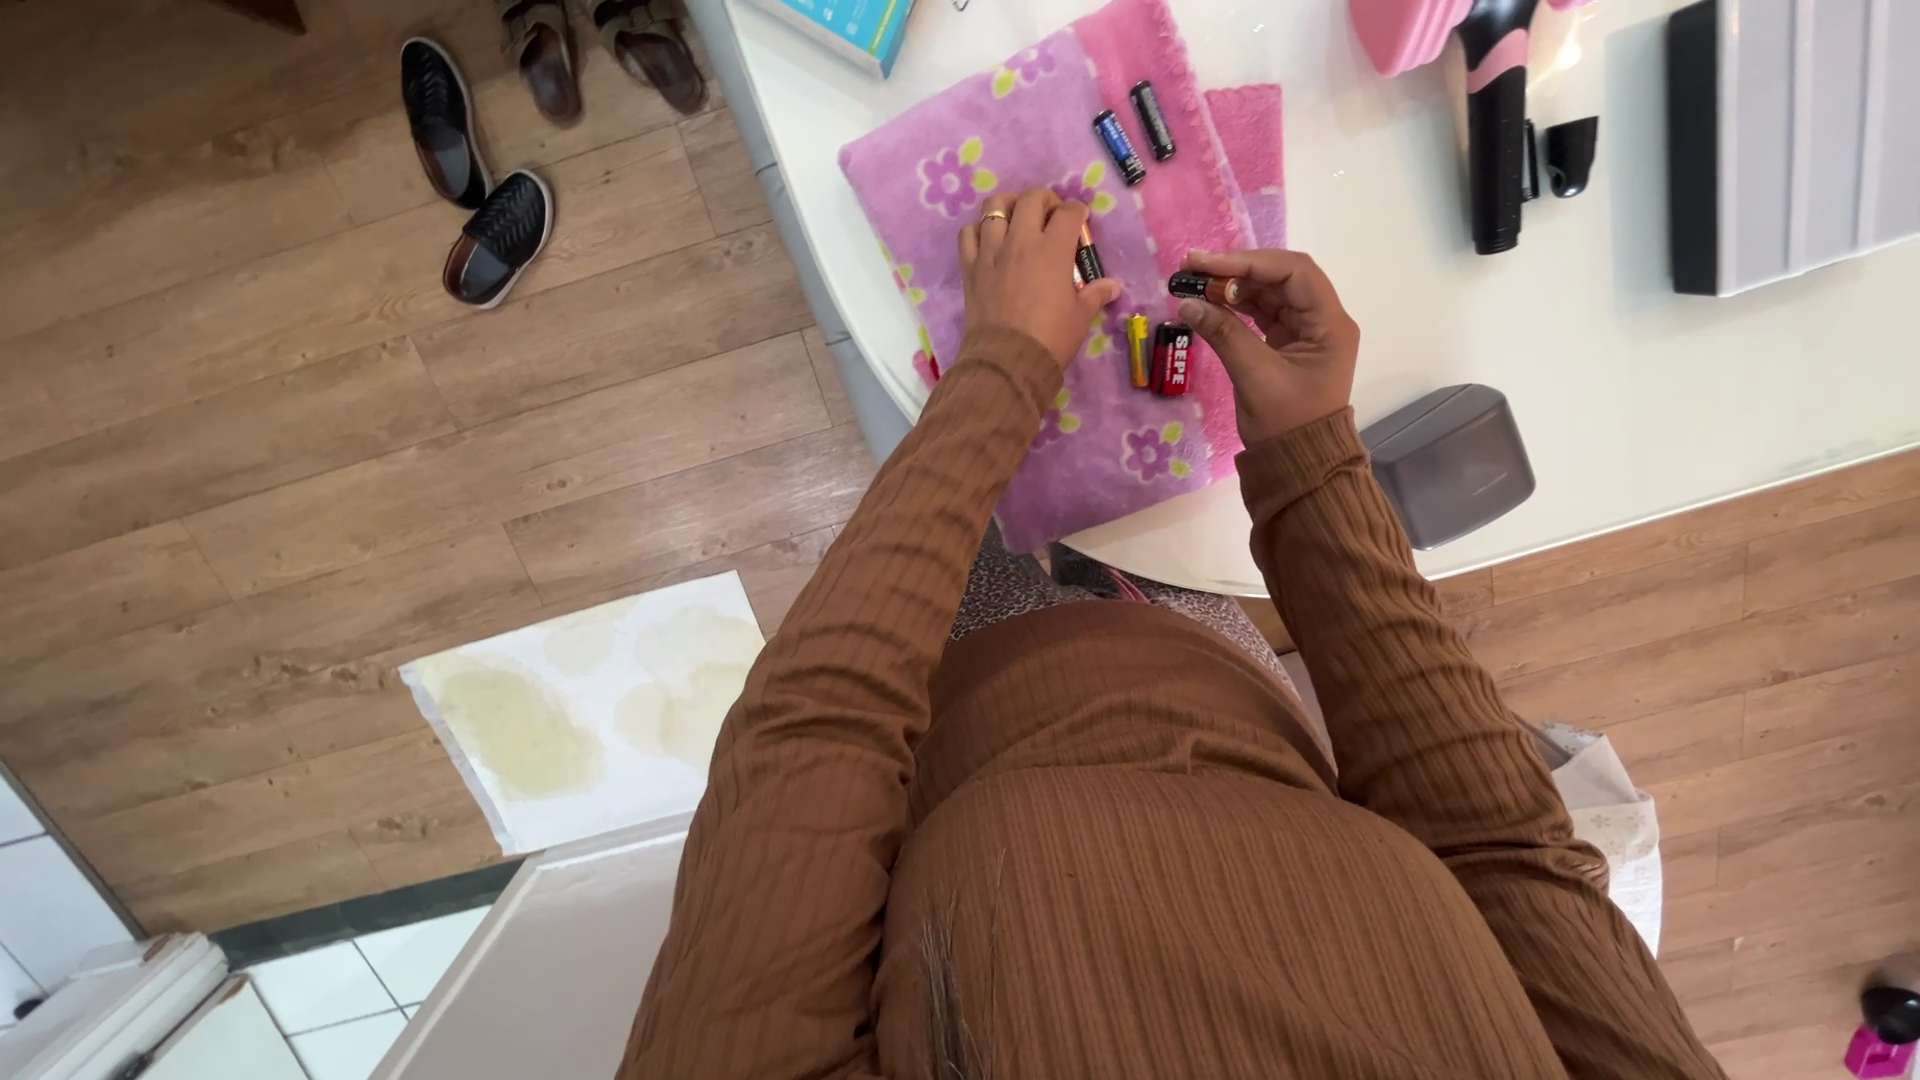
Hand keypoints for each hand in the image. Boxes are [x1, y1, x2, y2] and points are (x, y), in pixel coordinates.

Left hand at [958, 189, 1122, 370]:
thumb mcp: (1080, 317)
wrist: (1008, 361)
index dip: (1078, 211)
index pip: (1068, 212)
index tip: (1080, 219)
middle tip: (1050, 214)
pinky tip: (988, 239)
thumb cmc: (1050, 338)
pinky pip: (968, 234)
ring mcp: (991, 252)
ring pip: (994, 207)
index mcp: (1053, 250)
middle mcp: (1021, 241)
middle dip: (1045, 199)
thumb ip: (1095, 295)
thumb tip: (1115, 286)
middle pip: (1031, 198)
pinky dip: (977, 230)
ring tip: (1015, 217)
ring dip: (1008, 206)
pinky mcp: (970, 268)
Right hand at [1177, 249, 1359, 444]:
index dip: (1249, 262)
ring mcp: (1304, 333)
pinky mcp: (1285, 346)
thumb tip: (1186, 304)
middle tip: (1192, 266)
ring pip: (1269, 294)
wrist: (1298, 465)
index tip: (1207, 264)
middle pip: (1280, 278)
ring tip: (1193, 282)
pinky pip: (1260, 315)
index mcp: (1329, 324)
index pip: (1293, 272)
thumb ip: (1223, 335)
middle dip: (1237, 269)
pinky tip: (1208, 304)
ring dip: (1232, 286)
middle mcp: (1322, 320)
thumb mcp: (1255, 377)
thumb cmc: (1285, 423)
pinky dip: (1234, 307)